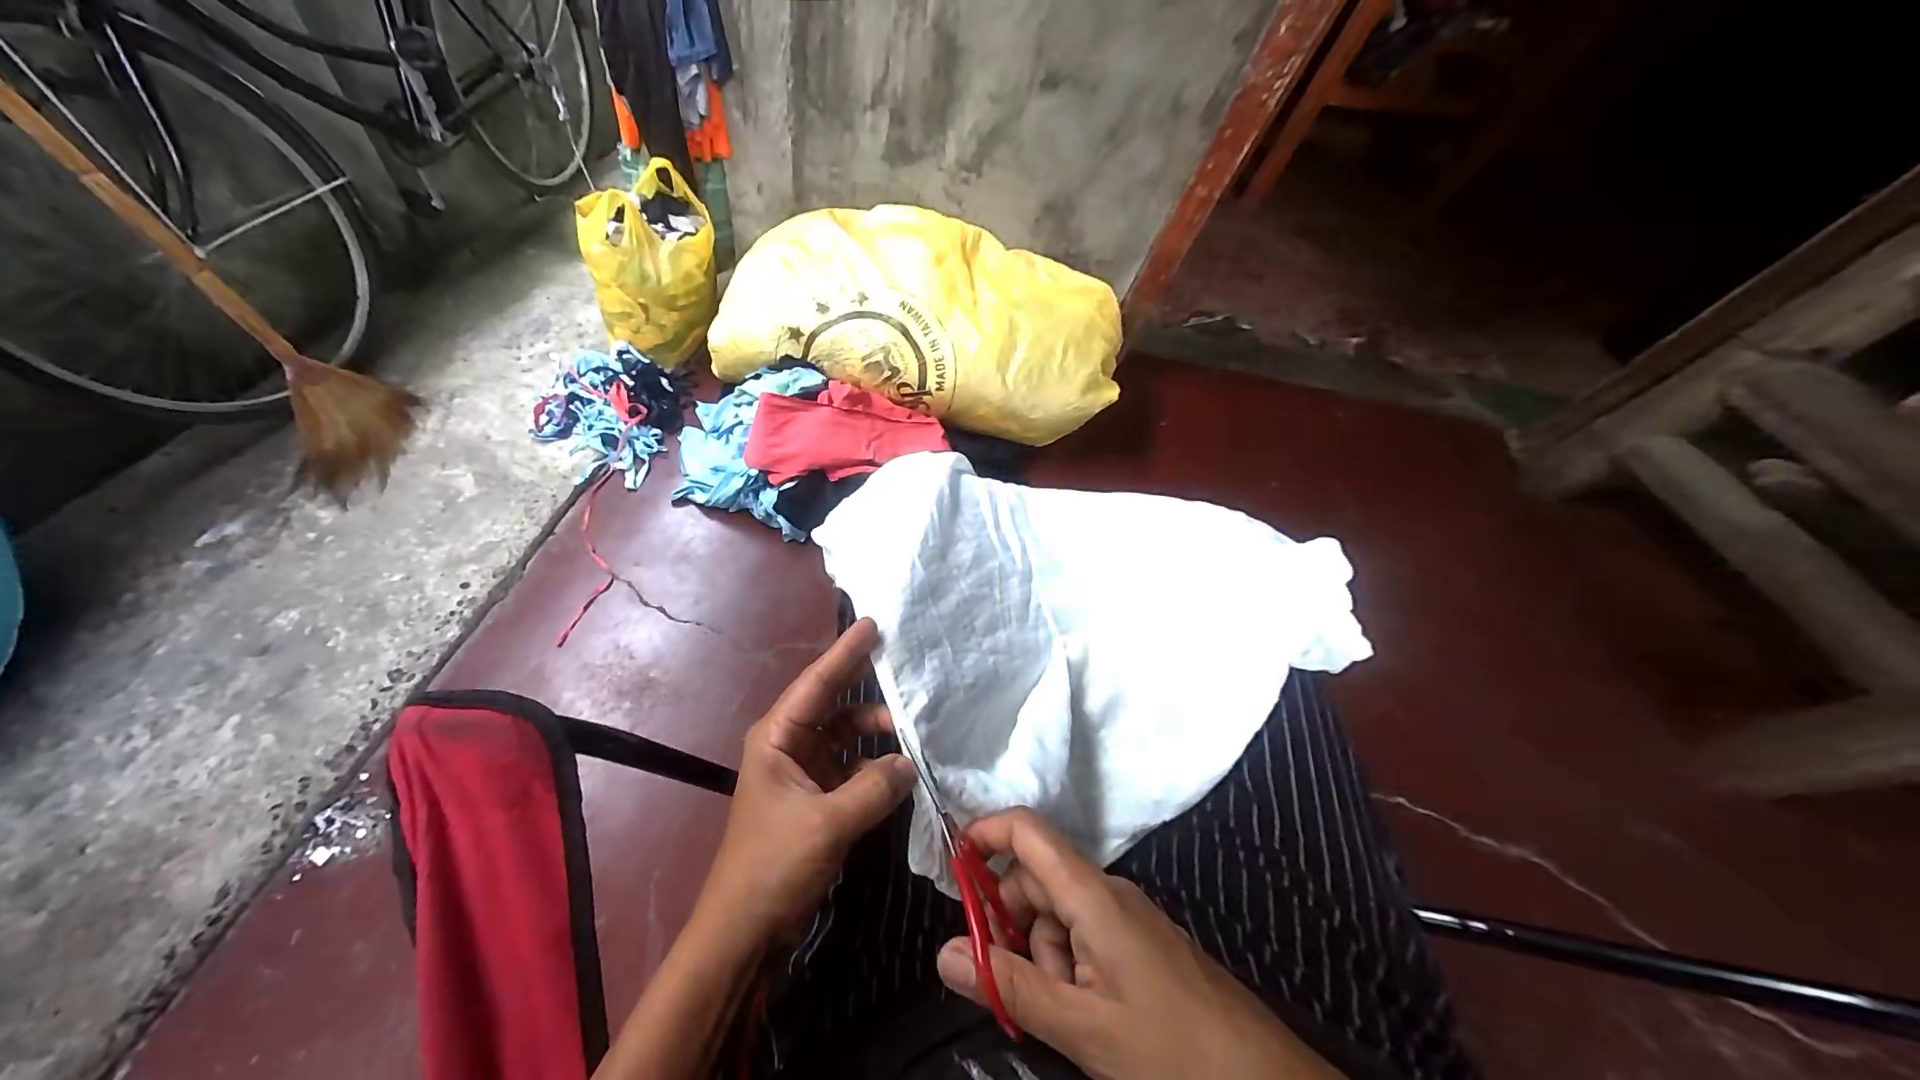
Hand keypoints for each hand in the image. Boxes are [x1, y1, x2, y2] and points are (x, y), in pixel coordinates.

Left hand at [695, 618, 917, 945]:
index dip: (846, 653)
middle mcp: (791, 745)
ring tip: (918, 727)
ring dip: (878, 730)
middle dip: (866, 683)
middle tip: (906, 662)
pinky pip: (855, 767)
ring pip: (849, 736)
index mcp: (778, 737)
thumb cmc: (773, 865)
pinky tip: (906, 764)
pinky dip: (878, 763)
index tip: (874, 623)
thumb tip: (911, 761)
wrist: (745, 929)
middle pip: (834, 703)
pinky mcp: (820, 798)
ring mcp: (806, 772)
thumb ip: (874, 788)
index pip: (817, 683)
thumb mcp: (826, 824)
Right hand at [936, 808, 1345, 1079]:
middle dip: (1009, 923)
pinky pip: (1083, 936)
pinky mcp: (1138, 944)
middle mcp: (1107, 892)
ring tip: (1057, 1011)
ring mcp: (1126, 917)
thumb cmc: (1171, 1046)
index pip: (1028, 832)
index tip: (951, 869)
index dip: (984, 835)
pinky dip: (1065, 965)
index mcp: (1093, 894)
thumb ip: (1011, 985)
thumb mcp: (1082, 1025)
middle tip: (1004, 979)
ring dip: (1039, 953)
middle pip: (1036, 879)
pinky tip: (1079, 1011)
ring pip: (1057, 914)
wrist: (1265, 1079)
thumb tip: (943, 953)